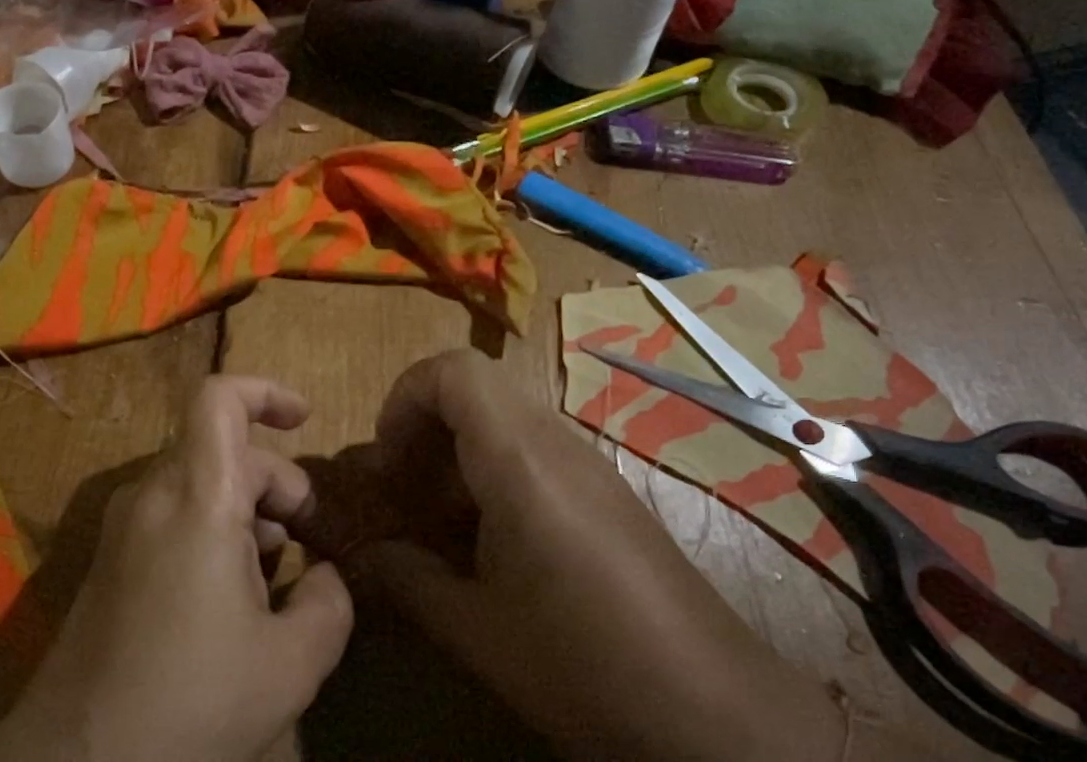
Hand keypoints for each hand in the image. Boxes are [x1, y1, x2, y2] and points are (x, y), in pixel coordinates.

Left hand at [0, 376, 353, 761]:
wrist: (80, 756)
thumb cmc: (194, 700)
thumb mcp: (290, 664)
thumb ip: (328, 604)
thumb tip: (324, 574)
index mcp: (197, 500)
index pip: (218, 400)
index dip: (264, 392)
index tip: (304, 419)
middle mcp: (151, 496)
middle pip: (217, 447)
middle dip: (272, 477)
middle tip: (304, 536)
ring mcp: (122, 527)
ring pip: (193, 482)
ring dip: (243, 507)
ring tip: (272, 569)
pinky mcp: (108, 559)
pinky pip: (167, 514)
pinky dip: (208, 528)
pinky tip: (228, 594)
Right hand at [351, 350, 877, 760]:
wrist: (720, 717)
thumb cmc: (585, 664)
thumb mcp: (476, 630)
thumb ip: (408, 578)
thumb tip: (366, 555)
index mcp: (522, 461)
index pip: (454, 370)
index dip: (404, 398)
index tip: (386, 460)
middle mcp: (558, 446)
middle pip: (477, 389)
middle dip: (425, 428)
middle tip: (403, 491)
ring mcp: (591, 469)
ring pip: (506, 420)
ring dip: (459, 455)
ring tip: (439, 523)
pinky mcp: (610, 497)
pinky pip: (536, 453)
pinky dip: (495, 476)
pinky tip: (491, 547)